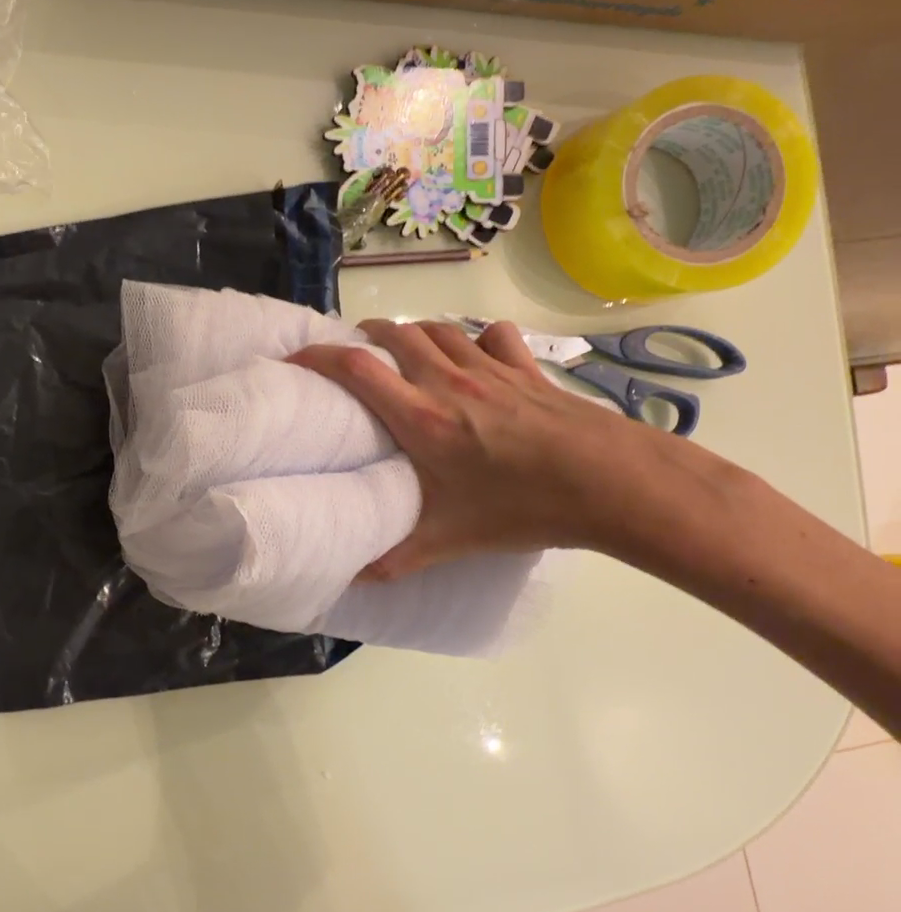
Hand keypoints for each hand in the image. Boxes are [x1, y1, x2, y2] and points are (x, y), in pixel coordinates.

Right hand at [289, 319, 688, 579]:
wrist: (616, 485)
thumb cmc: (522, 507)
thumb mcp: (450, 539)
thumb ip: (395, 558)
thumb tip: (352, 581)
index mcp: (418, 417)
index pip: (354, 368)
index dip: (316, 356)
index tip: (294, 361)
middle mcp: (447, 383)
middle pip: (395, 334)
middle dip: (365, 335)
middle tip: (352, 353)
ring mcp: (492, 372)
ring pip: (440, 330)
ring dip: (413, 333)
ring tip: (401, 350)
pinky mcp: (529, 372)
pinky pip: (493, 338)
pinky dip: (474, 339)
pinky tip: (474, 355)